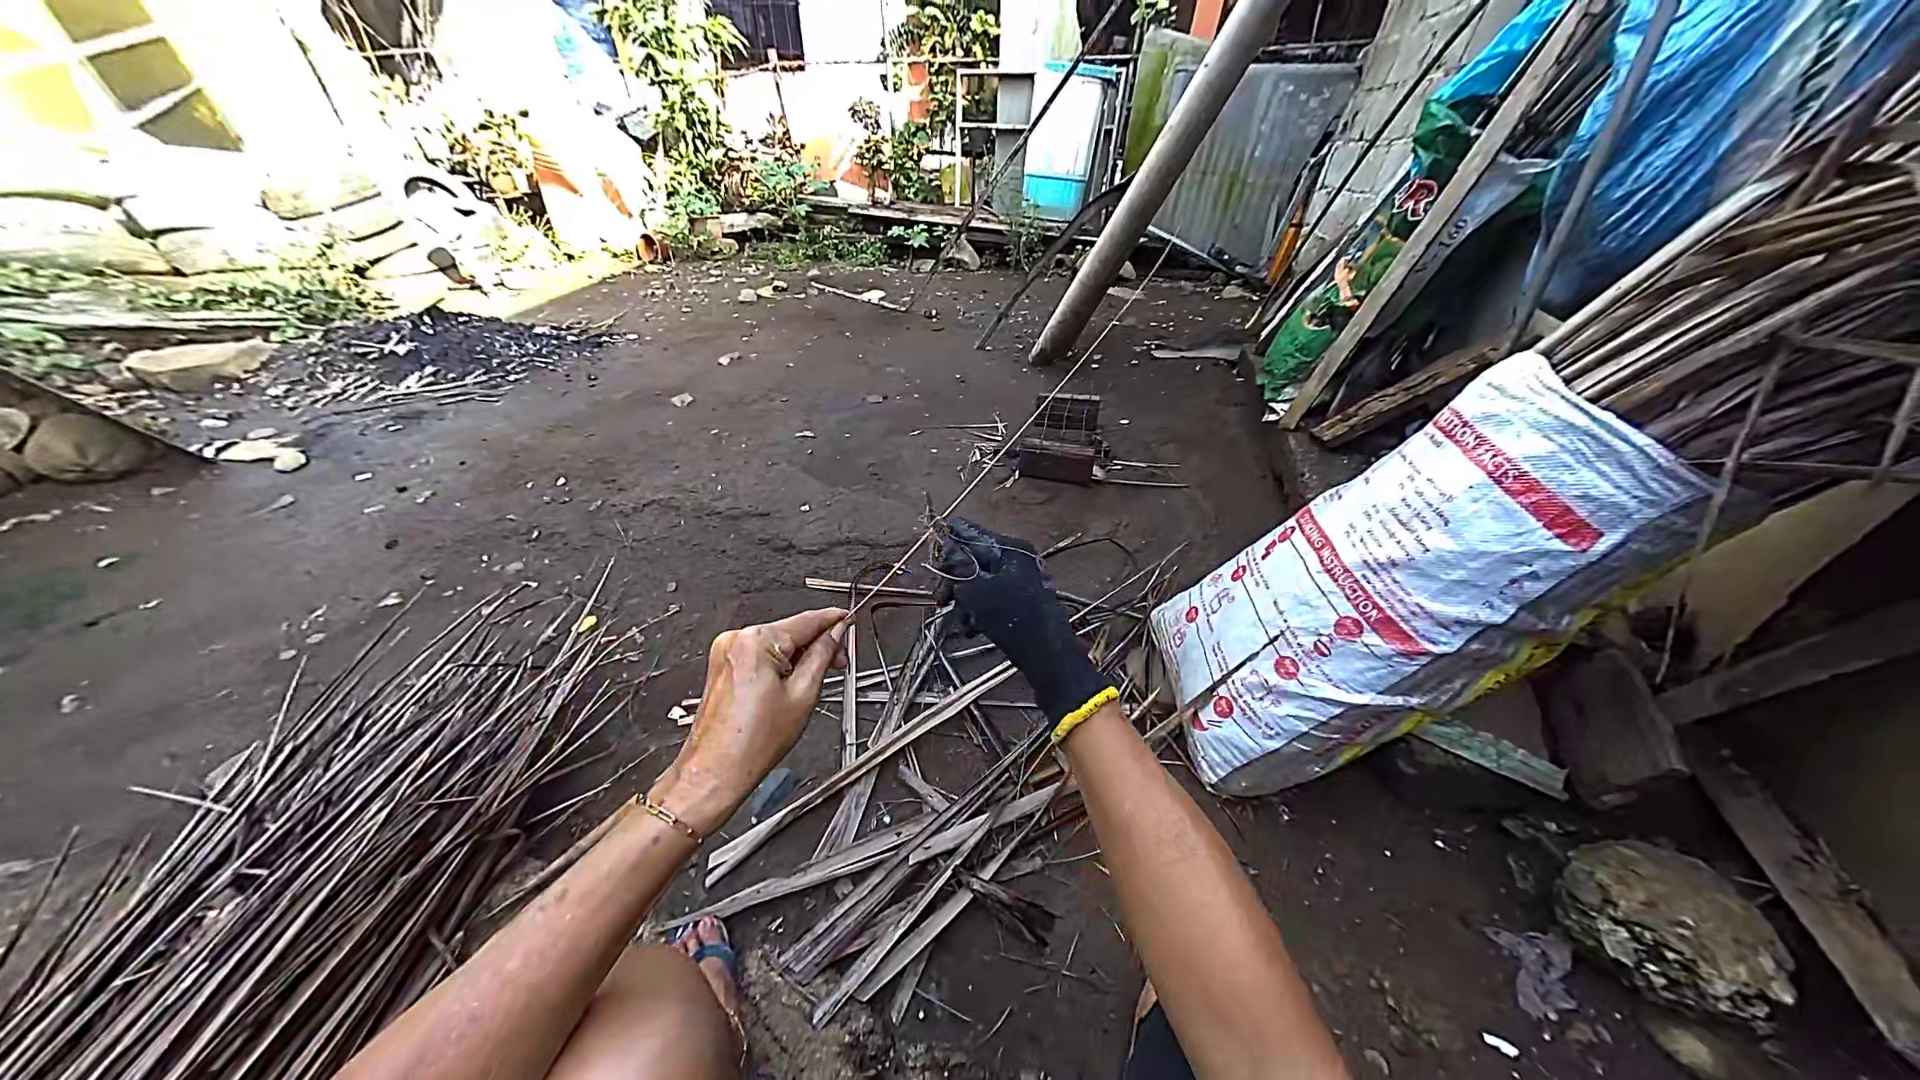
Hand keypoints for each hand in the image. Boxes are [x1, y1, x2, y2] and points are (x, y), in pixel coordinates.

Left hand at [650, 608, 846, 836]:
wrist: (716, 770)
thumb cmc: (751, 742)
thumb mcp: (804, 694)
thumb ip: (823, 655)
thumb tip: (836, 633)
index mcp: (756, 641)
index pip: (806, 620)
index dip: (833, 620)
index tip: (849, 619)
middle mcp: (736, 640)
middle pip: (791, 630)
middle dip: (818, 644)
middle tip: (840, 662)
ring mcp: (726, 652)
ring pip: (776, 642)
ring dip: (800, 655)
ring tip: (816, 679)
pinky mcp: (723, 664)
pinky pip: (760, 653)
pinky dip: (780, 662)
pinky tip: (793, 682)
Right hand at [938, 519, 1110, 722]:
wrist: (1044, 652)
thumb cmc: (1010, 615)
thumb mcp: (976, 589)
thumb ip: (959, 565)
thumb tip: (947, 543)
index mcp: (1010, 549)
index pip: (972, 533)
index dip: (950, 539)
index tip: (933, 547)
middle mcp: (1017, 560)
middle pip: (975, 560)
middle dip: (953, 579)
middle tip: (939, 598)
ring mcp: (1020, 581)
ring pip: (980, 581)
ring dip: (963, 598)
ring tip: (954, 616)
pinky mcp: (1020, 602)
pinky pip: (991, 598)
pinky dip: (977, 609)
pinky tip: (969, 627)